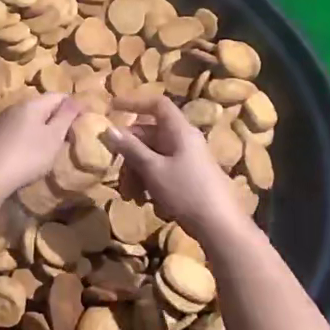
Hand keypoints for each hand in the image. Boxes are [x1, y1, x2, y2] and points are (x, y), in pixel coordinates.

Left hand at [0, 94, 78, 198]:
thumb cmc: (26, 156)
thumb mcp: (53, 137)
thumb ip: (66, 116)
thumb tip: (76, 99)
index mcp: (31, 104)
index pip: (59, 95)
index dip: (74, 106)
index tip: (84, 122)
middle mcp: (13, 107)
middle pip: (41, 106)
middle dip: (56, 117)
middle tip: (68, 136)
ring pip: (27, 118)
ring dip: (40, 128)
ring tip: (50, 146)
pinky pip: (15, 130)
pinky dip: (25, 137)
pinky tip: (27, 152)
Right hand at [104, 95, 249, 238]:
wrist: (221, 226)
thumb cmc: (186, 191)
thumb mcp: (152, 169)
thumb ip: (130, 148)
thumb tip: (108, 129)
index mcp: (179, 132)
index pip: (157, 105)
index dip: (134, 102)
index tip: (112, 108)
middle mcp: (184, 140)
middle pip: (148, 134)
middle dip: (128, 152)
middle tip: (115, 171)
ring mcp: (187, 158)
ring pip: (152, 154)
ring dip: (135, 171)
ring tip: (130, 195)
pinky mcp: (188, 176)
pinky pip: (161, 169)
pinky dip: (147, 180)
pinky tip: (142, 199)